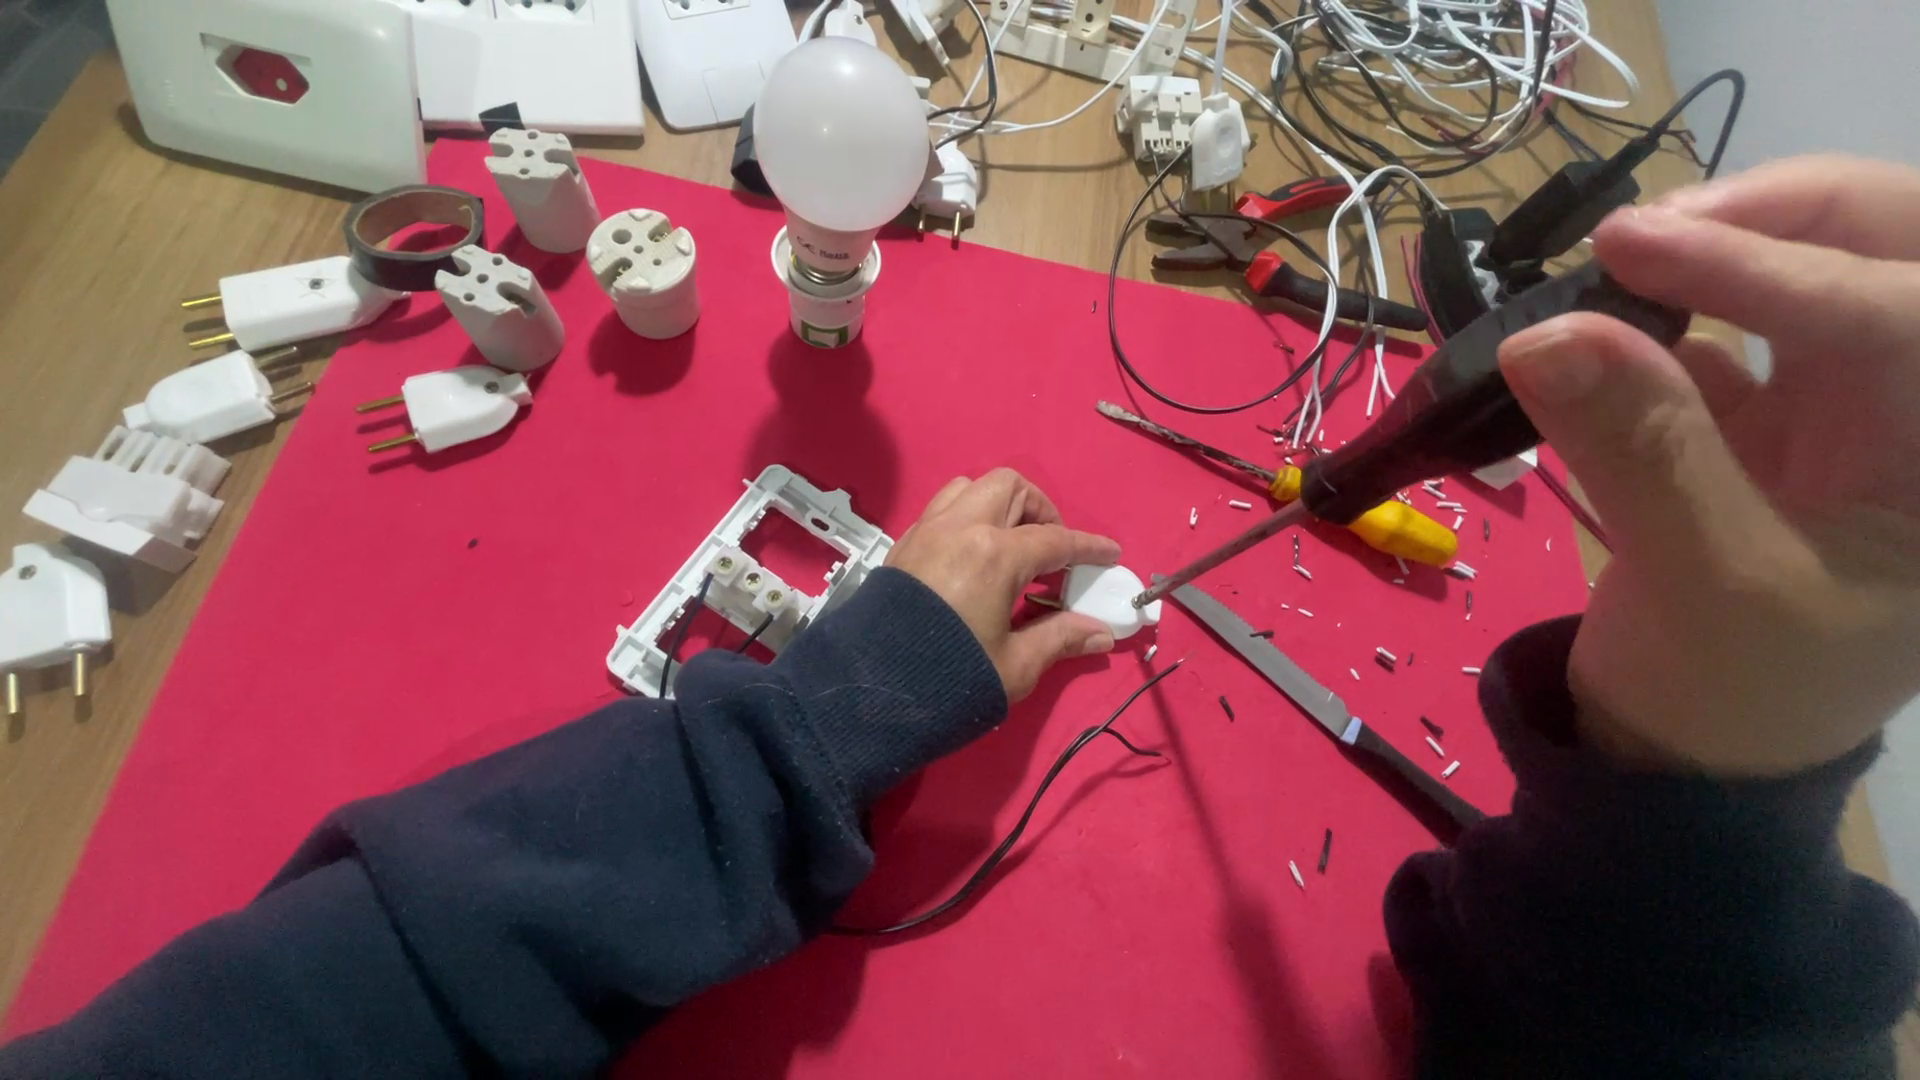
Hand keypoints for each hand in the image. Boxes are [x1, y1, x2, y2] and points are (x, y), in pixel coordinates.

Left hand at [886, 469, 1121, 701]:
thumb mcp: (1014, 665)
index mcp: (995, 554)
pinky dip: (967, 518)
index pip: (1055, 539)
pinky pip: (942, 509)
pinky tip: (974, 557)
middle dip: (1041, 510)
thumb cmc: (950, 678)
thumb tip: (1101, 632)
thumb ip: (1060, 638)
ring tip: (1012, 544)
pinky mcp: (904, 545)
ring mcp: (927, 531)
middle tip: (1052, 549)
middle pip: (1010, 488)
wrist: (869, 695)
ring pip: (970, 488)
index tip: (1109, 554)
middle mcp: (960, 528)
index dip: (1088, 548)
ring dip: (999, 506)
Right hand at [1497, 156, 1919, 775]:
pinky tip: (1589, 330)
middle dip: (1780, 220)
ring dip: (1712, 259)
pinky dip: (1646, 326)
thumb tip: (1540, 336)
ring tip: (1608, 265)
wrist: (1685, 740)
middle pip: (1899, 259)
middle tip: (1640, 229)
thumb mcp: (1703, 576)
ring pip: (1804, 287)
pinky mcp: (1751, 429)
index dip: (1772, 267)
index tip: (1627, 245)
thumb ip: (1637, 450)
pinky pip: (1709, 347)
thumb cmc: (1732, 684)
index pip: (1910, 316)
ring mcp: (1839, 414)